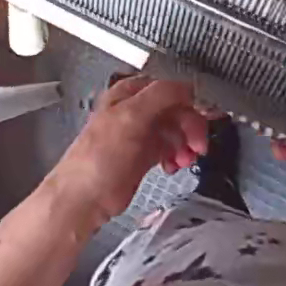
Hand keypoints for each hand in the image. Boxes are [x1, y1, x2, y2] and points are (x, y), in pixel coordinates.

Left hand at [45, 76, 207, 227]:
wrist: (83, 199)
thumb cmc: (97, 160)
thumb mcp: (131, 116)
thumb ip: (160, 96)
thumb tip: (186, 87)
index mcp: (128, 94)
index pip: (168, 89)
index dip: (188, 103)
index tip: (202, 118)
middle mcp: (134, 111)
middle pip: (175, 111)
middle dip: (190, 127)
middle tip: (198, 144)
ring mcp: (139, 134)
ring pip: (175, 131)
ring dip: (185, 145)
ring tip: (185, 160)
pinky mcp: (142, 156)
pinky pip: (169, 149)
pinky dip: (176, 157)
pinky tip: (174, 166)